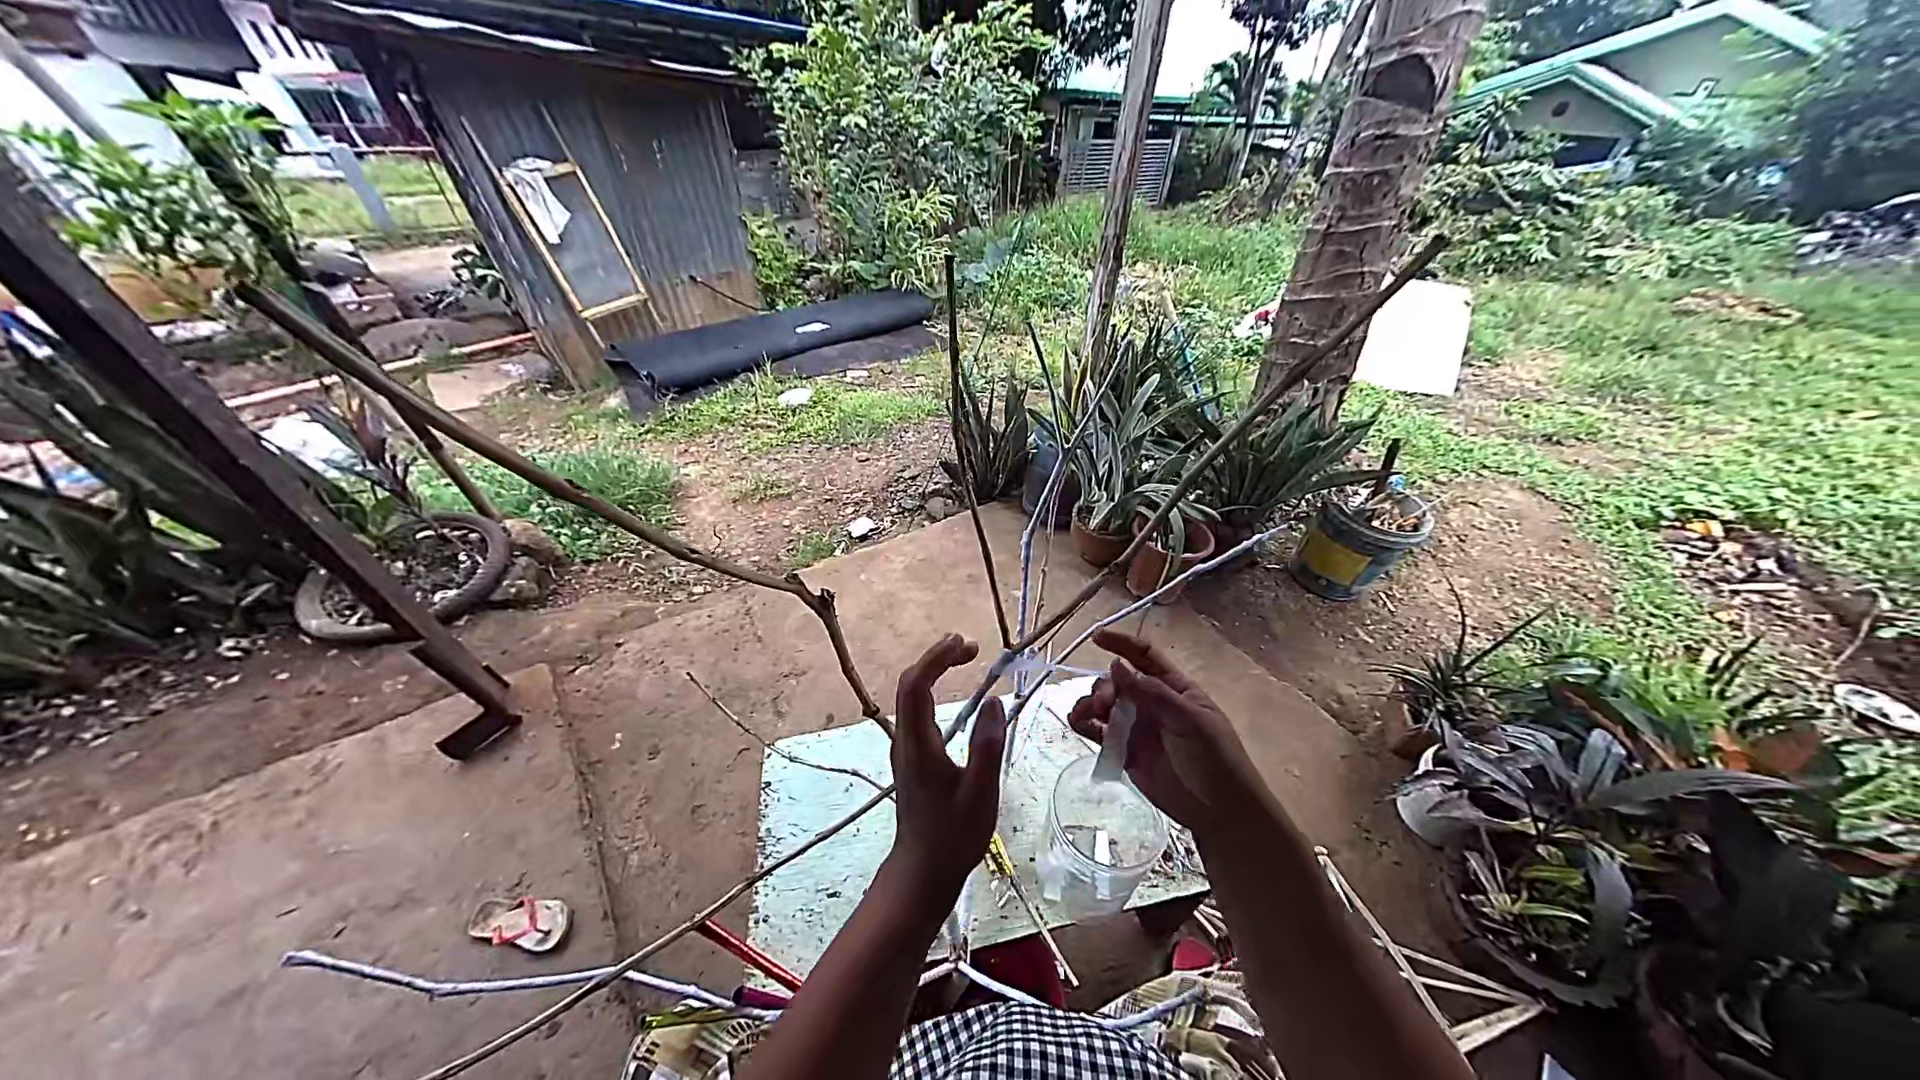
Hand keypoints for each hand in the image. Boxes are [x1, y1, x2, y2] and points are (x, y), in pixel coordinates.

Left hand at [887, 634, 1007, 894]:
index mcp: (919, 744)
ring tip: (964, 658)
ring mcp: (906, 749)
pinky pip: (918, 710)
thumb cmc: (953, 835)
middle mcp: (906, 740)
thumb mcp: (980, 792)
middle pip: (910, 685)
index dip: (936, 658)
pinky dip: (934, 689)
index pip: (915, 685)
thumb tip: (993, 702)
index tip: (965, 645)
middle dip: (937, 658)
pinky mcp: (912, 757)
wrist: (923, 870)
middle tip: (969, 646)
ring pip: (912, 696)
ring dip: (935, 671)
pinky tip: (956, 695)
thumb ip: (987, 746)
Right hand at [1066, 629, 1272, 835]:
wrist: (1220, 812)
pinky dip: (1085, 724)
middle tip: (1104, 704)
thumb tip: (1117, 665)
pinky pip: (1098, 731)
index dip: (1122, 643)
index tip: (1096, 637)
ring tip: (1085, 715)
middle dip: (1105, 686)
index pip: (1145, 656)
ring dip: (1090, 703)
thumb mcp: (1190, 721)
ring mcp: (1137, 727)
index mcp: (1174, 688)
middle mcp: (1152, 703)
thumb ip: (1152, 693)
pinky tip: (1078, 723)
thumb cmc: (1215, 760)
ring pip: (1104, 704)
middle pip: (1118, 681)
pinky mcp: (1124, 751)